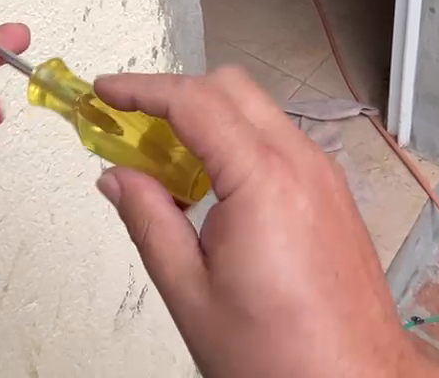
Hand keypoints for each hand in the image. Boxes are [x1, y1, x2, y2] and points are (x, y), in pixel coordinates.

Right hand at [92, 68, 438, 376]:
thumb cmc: (285, 358)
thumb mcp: (193, 294)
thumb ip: (149, 222)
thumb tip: (117, 177)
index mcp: (263, 181)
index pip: (194, 102)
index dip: (142, 90)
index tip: (107, 91)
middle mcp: (300, 162)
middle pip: (228, 87)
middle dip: (176, 93)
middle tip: (134, 123)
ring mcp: (322, 171)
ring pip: (255, 107)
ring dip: (208, 116)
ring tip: (168, 160)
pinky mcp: (331, 187)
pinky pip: (276, 136)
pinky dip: (237, 139)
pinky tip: (213, 184)